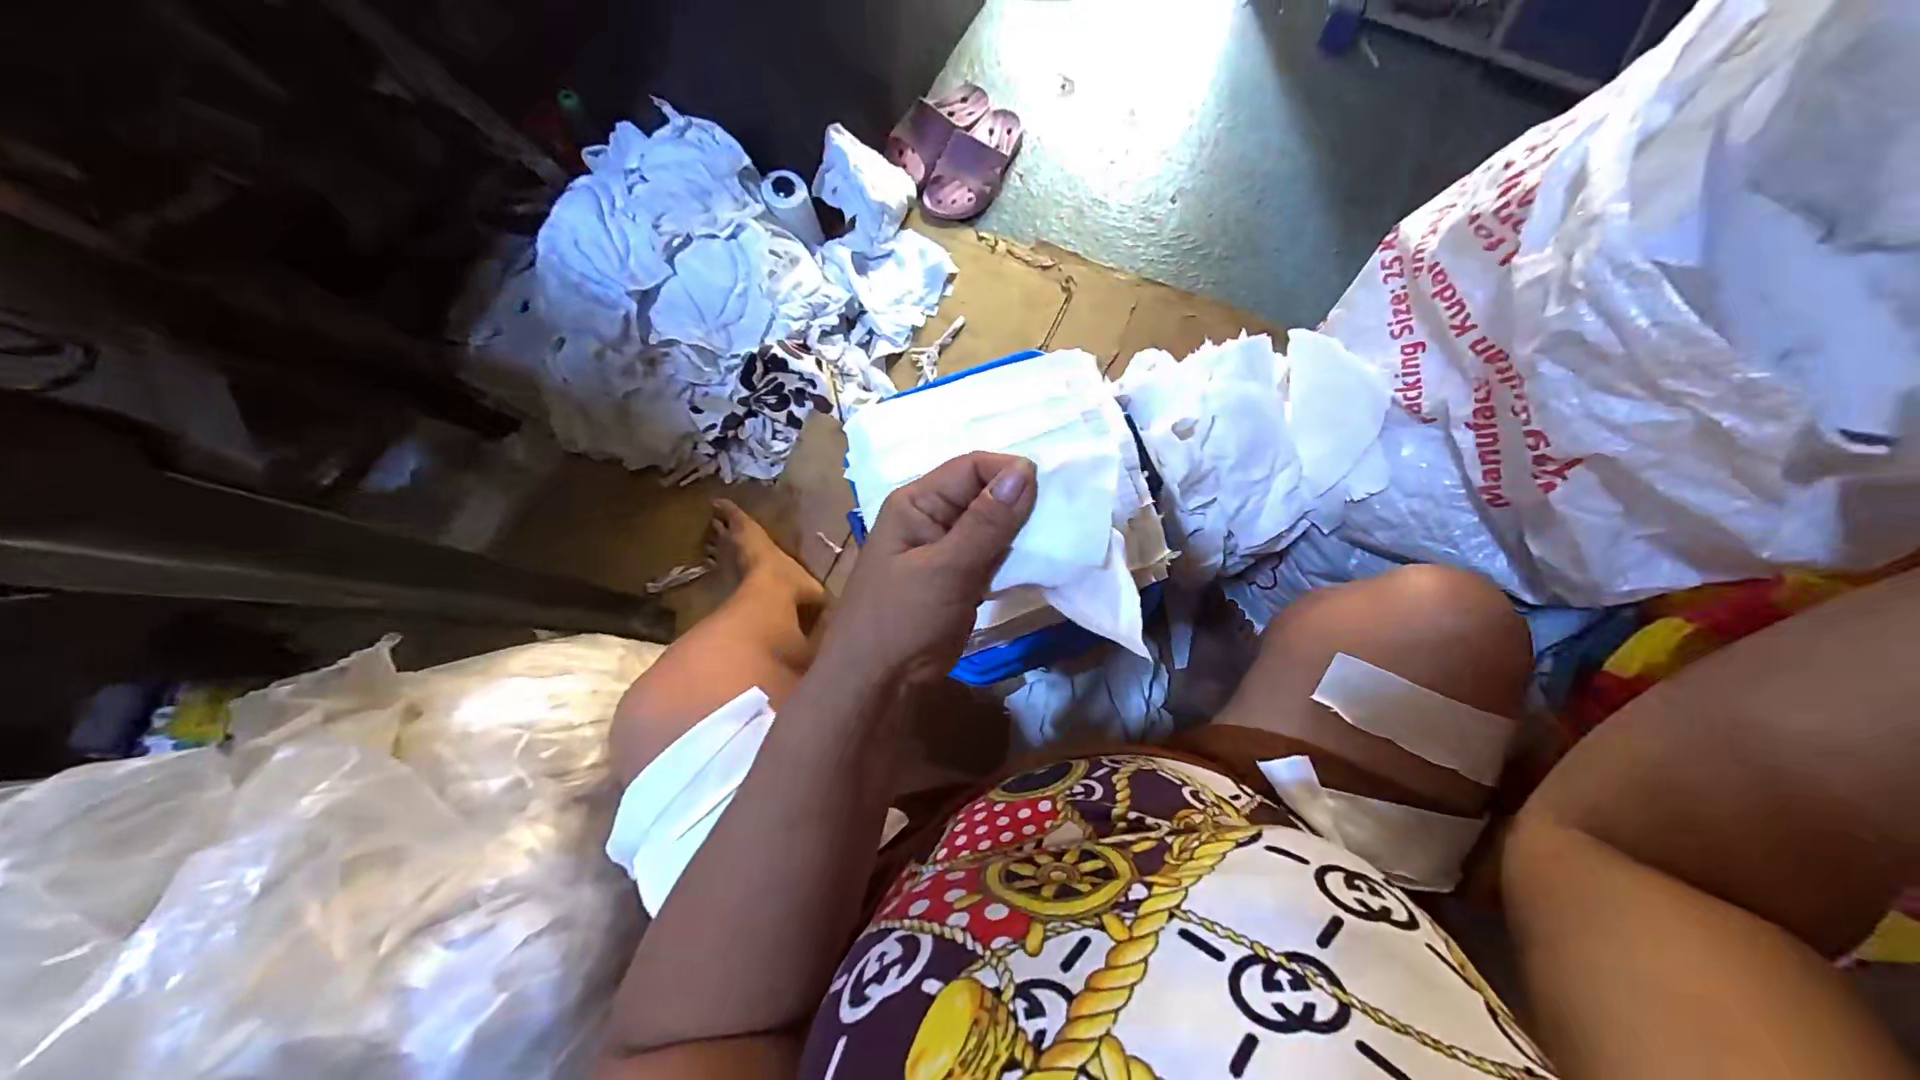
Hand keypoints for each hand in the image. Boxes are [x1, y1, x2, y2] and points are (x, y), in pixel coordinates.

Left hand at [820, 452, 1037, 682]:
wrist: (878, 681)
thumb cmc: (901, 620)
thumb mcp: (946, 569)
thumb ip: (986, 522)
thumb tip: (1025, 470)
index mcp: (916, 502)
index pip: (971, 467)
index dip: (1010, 473)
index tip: (1052, 490)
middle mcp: (931, 517)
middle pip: (984, 493)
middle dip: (1020, 501)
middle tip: (1061, 515)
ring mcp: (945, 549)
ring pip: (992, 525)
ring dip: (1021, 530)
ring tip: (1057, 536)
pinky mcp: (959, 576)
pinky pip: (992, 554)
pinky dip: (1014, 556)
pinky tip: (1040, 561)